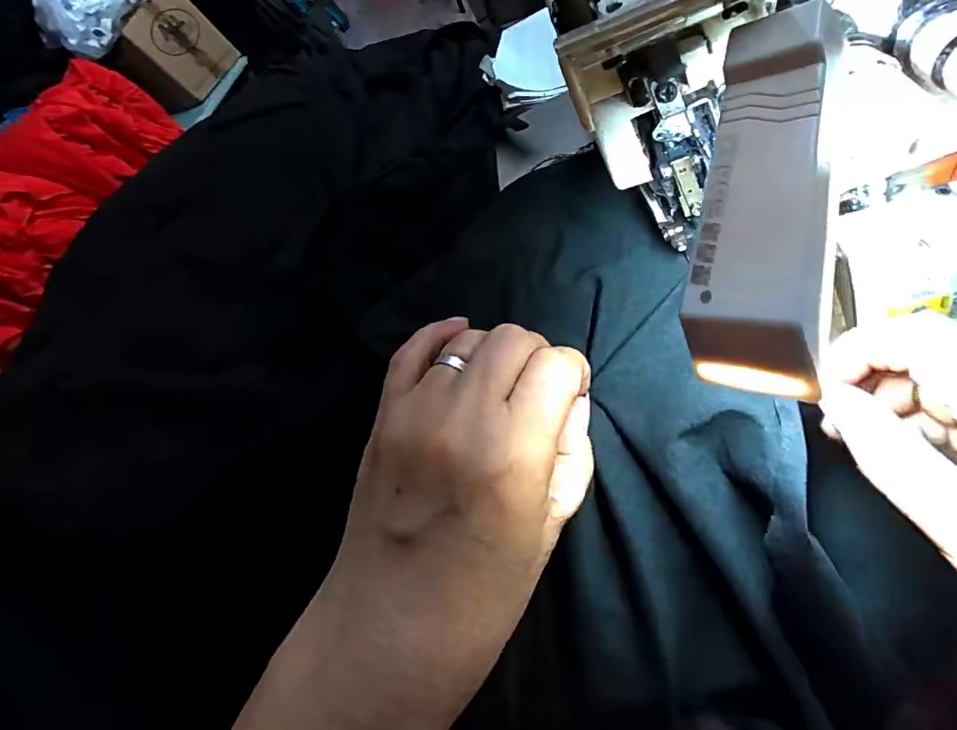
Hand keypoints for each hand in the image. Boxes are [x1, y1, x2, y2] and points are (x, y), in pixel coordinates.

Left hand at [236, 319, 593, 729]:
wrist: (391, 621)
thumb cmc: (483, 591)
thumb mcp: (549, 528)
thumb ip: (570, 451)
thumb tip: (571, 397)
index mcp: (513, 453)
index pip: (557, 365)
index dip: (573, 374)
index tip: (571, 394)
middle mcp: (462, 418)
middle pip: (514, 338)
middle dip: (537, 356)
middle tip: (537, 391)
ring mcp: (415, 409)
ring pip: (469, 339)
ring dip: (494, 354)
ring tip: (497, 386)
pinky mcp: (383, 412)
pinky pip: (412, 347)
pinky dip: (442, 335)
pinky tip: (459, 337)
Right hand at [818, 314, 956, 729]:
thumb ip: (885, 452)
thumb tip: (835, 402)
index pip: (920, 335)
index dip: (858, 348)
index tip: (822, 388)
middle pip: (941, 356)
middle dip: (878, 381)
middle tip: (841, 426)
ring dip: (907, 407)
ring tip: (874, 448)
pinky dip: (943, 430)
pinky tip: (926, 464)